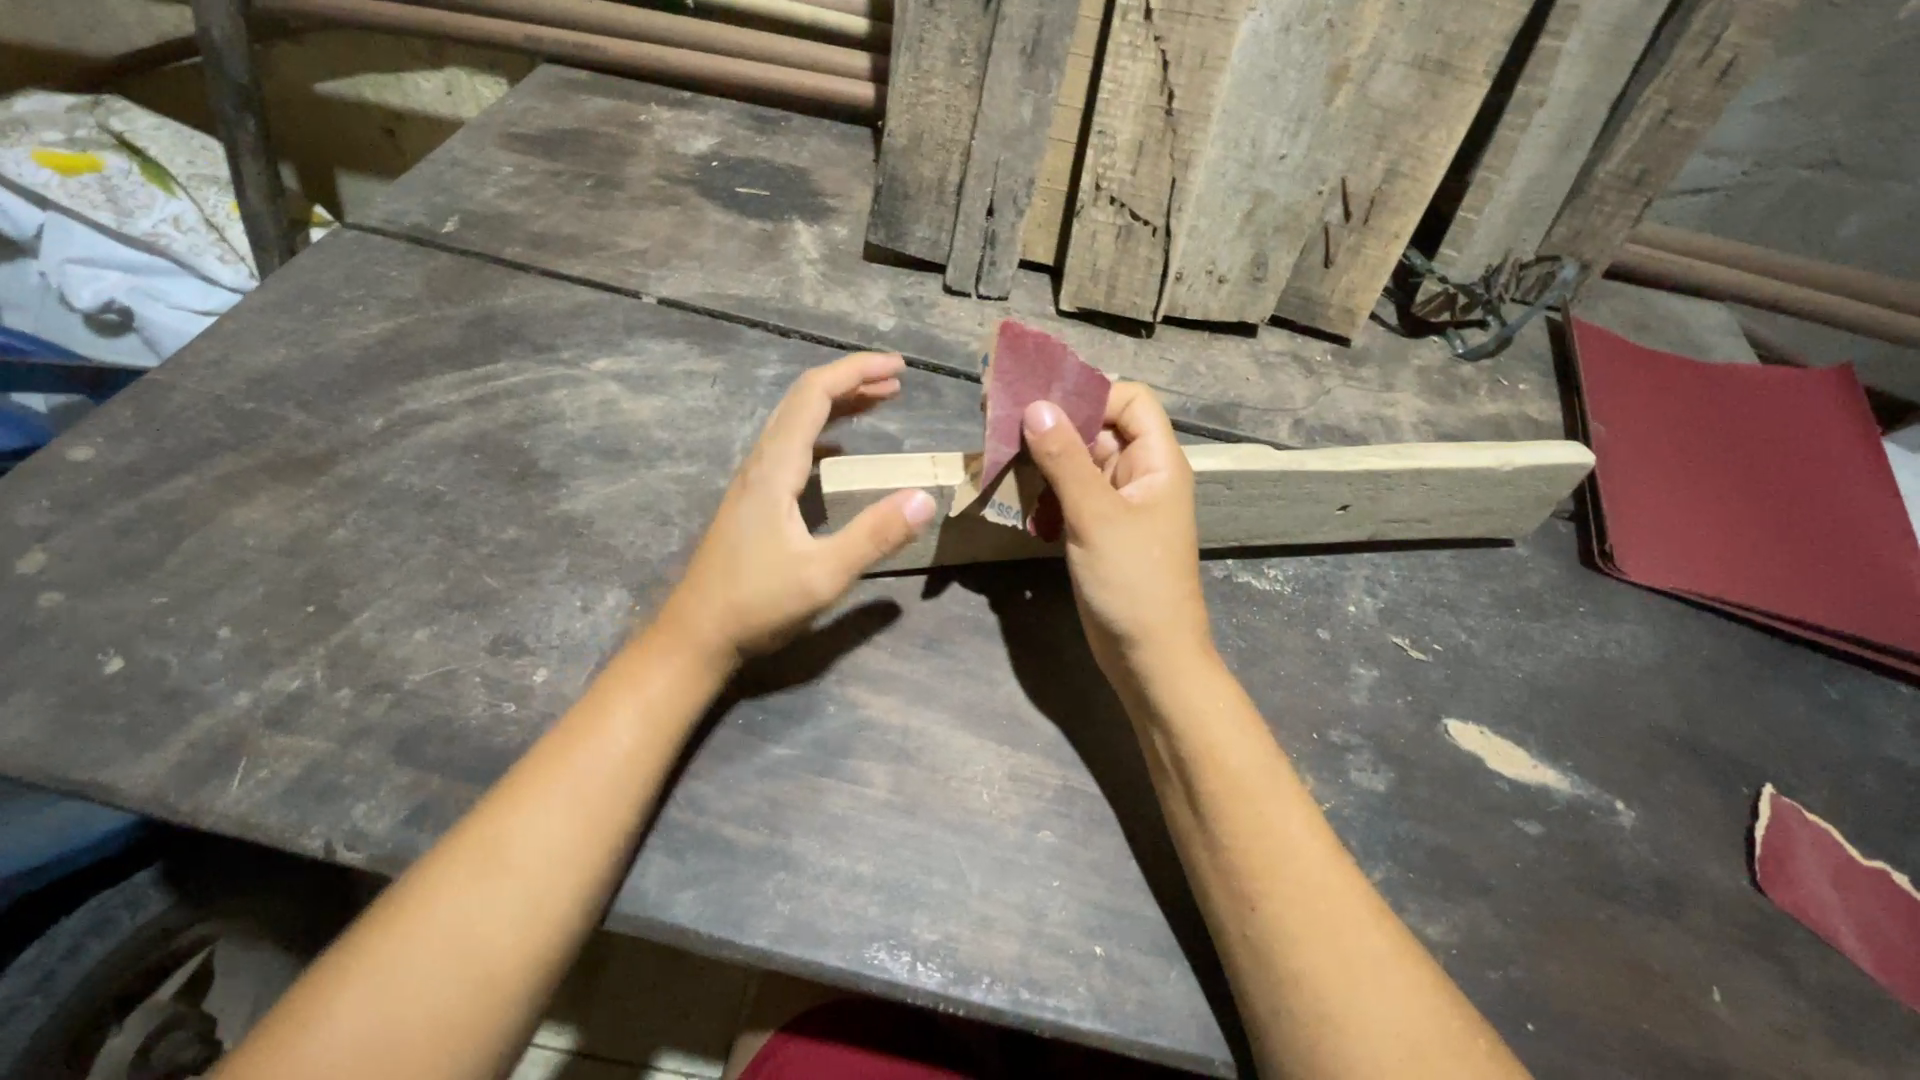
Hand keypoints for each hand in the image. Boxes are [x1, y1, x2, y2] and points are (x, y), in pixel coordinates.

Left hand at [658, 353, 936, 661]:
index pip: (814, 396)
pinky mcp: (752, 502)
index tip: (898, 367)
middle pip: (803, 401)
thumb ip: (874, 536)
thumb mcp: (823, 575)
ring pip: (795, 423)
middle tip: (897, 383)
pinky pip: (790, 448)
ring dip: (837, 407)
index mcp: (775, 469)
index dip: (856, 372)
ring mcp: (752, 482)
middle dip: (851, 383)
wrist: (696, 634)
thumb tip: (925, 499)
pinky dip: (822, 436)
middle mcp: (760, 464)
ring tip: (878, 405)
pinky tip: (840, 455)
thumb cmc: (756, 605)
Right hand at [1022, 383, 1212, 679]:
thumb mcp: (1097, 516)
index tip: (1040, 404)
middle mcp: (1139, 475)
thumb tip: (1035, 406)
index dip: (1090, 394)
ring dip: (1041, 459)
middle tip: (996, 421)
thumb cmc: (1133, 583)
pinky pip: (1069, 496)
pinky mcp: (1097, 531)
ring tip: (997, 457)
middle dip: (1052, 424)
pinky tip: (1015, 498)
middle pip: (1098, 428)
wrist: (1149, 658)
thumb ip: (1065, 460)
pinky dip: (1044, 492)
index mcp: (1157, 462)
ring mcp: (1118, 505)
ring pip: (1077, 463)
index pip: (1130, 400)